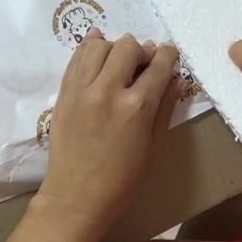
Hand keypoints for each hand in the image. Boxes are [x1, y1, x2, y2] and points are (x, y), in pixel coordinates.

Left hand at [34, 29, 181, 238]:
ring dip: (114, 47)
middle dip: (142, 50)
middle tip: (144, 64)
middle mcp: (108, 90)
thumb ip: (165, 108)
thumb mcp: (154, 146)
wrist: (77, 195)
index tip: (170, 53)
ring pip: (99, 45)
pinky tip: (97, 45)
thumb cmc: (122, 178)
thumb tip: (177, 79)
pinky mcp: (63, 94)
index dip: (169, 54)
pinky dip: (88, 47)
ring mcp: (82, 90)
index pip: (158, 65)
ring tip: (119, 61)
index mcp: (137, 107)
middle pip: (128, 47)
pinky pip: (76, 58)